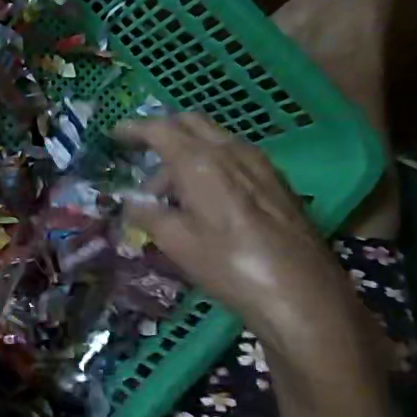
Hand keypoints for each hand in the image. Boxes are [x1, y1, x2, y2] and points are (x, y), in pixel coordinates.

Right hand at [117, 113, 348, 333]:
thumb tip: (130, 202)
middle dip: (162, 132)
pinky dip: (209, 164)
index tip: (114, 134)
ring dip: (186, 153)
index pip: (160, 129)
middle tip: (141, 154)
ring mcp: (259, 164)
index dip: (133, 128)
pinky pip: (233, 157)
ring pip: (214, 140)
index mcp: (200, 161)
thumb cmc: (228, 265)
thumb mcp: (175, 242)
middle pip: (190, 123)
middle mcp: (231, 151)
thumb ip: (146, 213)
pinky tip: (203, 199)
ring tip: (168, 193)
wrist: (302, 293)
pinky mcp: (276, 182)